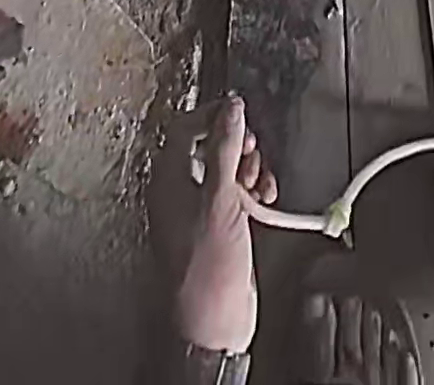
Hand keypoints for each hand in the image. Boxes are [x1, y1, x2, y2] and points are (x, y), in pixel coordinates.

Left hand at [153, 96, 278, 353]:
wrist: (215, 325)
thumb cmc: (207, 268)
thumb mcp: (220, 199)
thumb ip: (225, 148)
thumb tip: (231, 108)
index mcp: (169, 179)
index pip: (186, 127)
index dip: (212, 114)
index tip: (238, 110)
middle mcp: (181, 190)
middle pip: (208, 145)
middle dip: (235, 143)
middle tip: (252, 151)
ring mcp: (200, 209)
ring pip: (225, 168)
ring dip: (247, 167)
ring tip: (259, 181)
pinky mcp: (218, 224)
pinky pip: (235, 192)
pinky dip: (252, 189)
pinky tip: (264, 197)